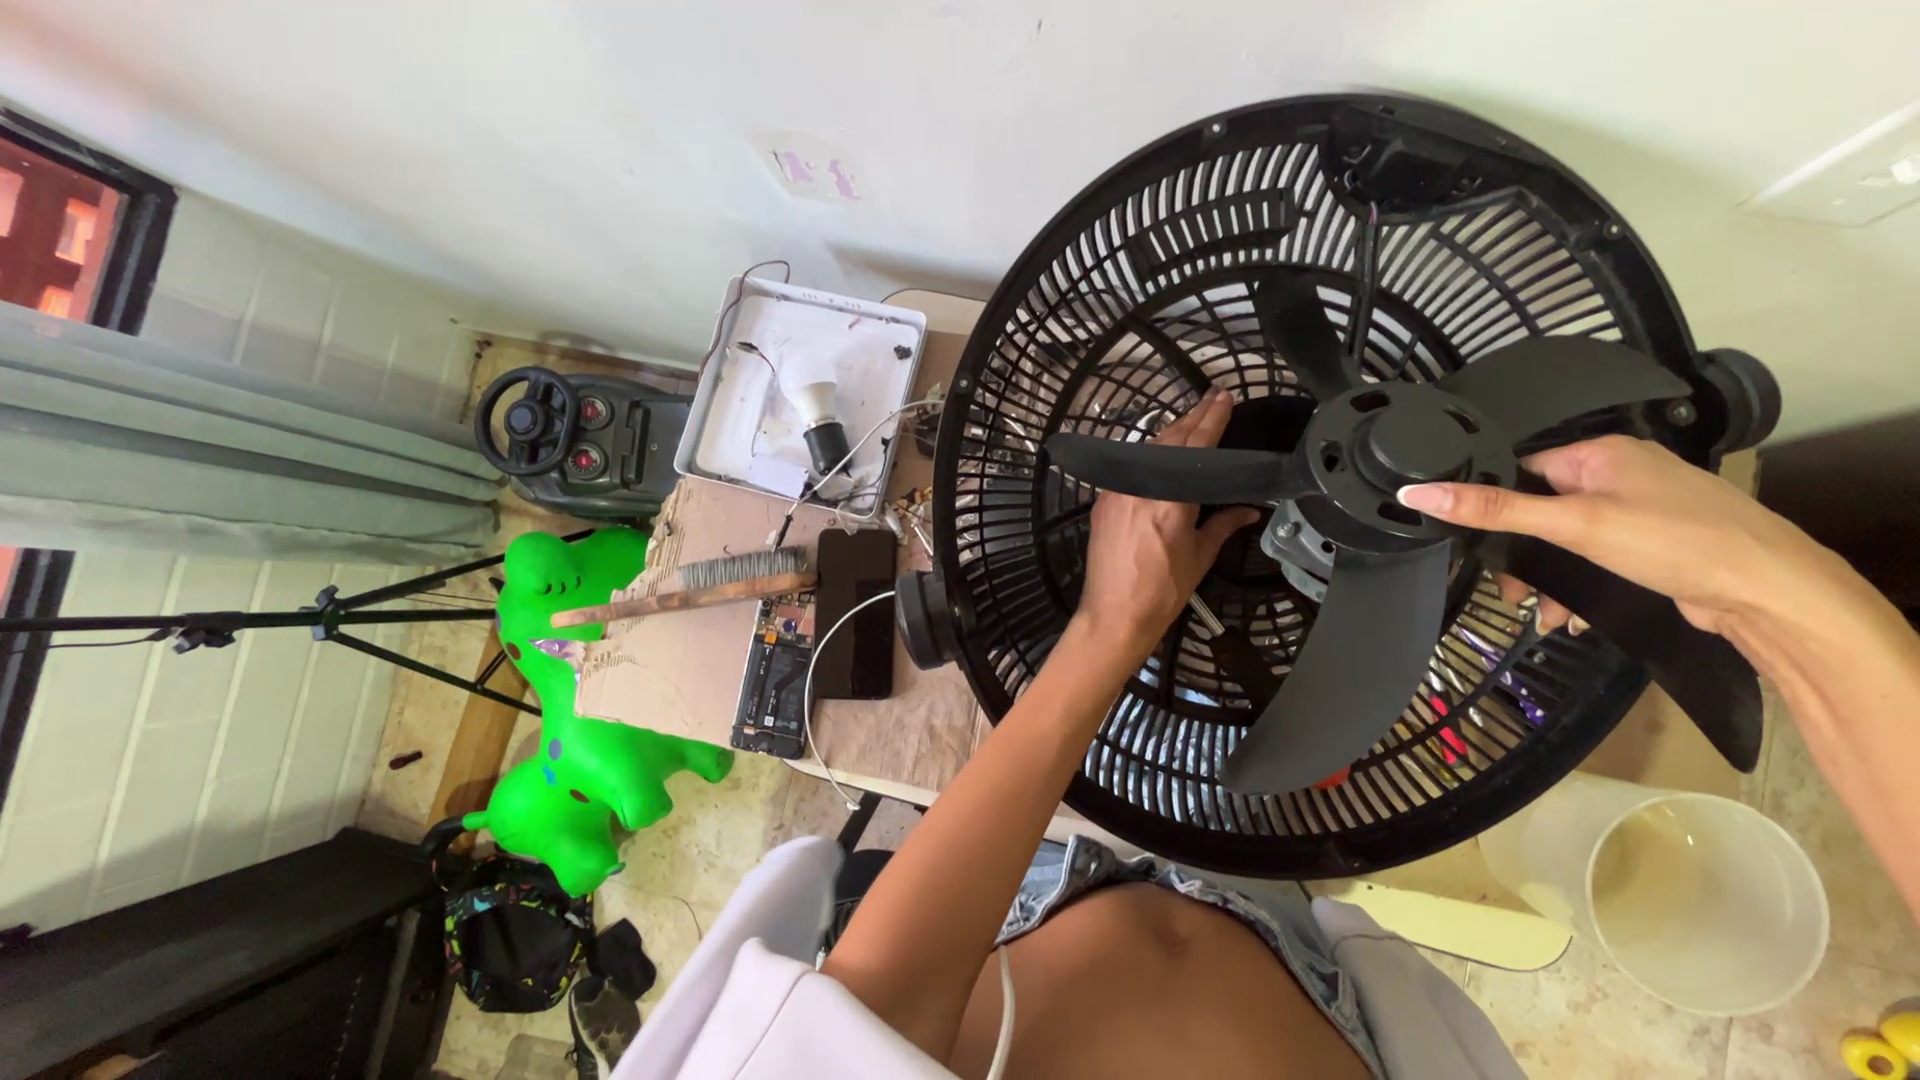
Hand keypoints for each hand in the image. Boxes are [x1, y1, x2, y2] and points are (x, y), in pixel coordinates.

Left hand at [1075, 390, 1260, 656]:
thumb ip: (1224, 525)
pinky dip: (1149, 457)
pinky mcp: (1102, 502)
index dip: (1212, 419)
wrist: (1114, 614)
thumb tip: (1249, 509)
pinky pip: (1129, 468)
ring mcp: (1116, 492)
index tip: (1223, 398)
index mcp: (1171, 500)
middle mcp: (1140, 488)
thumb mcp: (1200, 557)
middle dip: (1193, 417)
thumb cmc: (1162, 591)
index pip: (1196, 447)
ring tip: (1192, 420)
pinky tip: (1160, 452)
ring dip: (1171, 434)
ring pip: (1147, 452)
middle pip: (1170, 441)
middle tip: (1212, 399)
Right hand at [1396, 435, 1838, 636]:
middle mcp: (1620, 473)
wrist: (1770, 593)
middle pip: (1541, 510)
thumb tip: (1417, 493)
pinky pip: (1593, 559)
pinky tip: (1571, 615)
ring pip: (1566, 541)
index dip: (1494, 506)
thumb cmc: (1673, 542)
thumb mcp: (1573, 524)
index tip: (1475, 545)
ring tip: (1541, 614)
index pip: (1521, 469)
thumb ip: (1494, 509)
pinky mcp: (1653, 544)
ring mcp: (1640, 509)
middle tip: (1510, 591)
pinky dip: (1576, 585)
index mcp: (1600, 453)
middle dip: (1522, 555)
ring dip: (1547, 578)